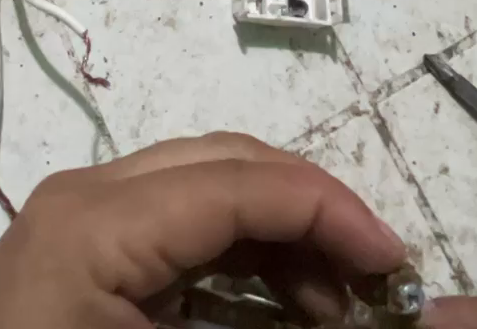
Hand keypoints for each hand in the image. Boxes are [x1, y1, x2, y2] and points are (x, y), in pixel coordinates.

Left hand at [0, 132, 408, 328]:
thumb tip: (344, 311)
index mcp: (98, 219)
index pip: (236, 182)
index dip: (326, 209)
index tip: (394, 259)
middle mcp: (89, 194)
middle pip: (223, 165)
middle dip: (307, 210)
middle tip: (373, 278)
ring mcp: (82, 216)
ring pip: (203, 188)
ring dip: (276, 234)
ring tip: (334, 305)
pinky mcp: (84, 248)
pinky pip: (176, 227)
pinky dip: (236, 258)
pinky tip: (279, 305)